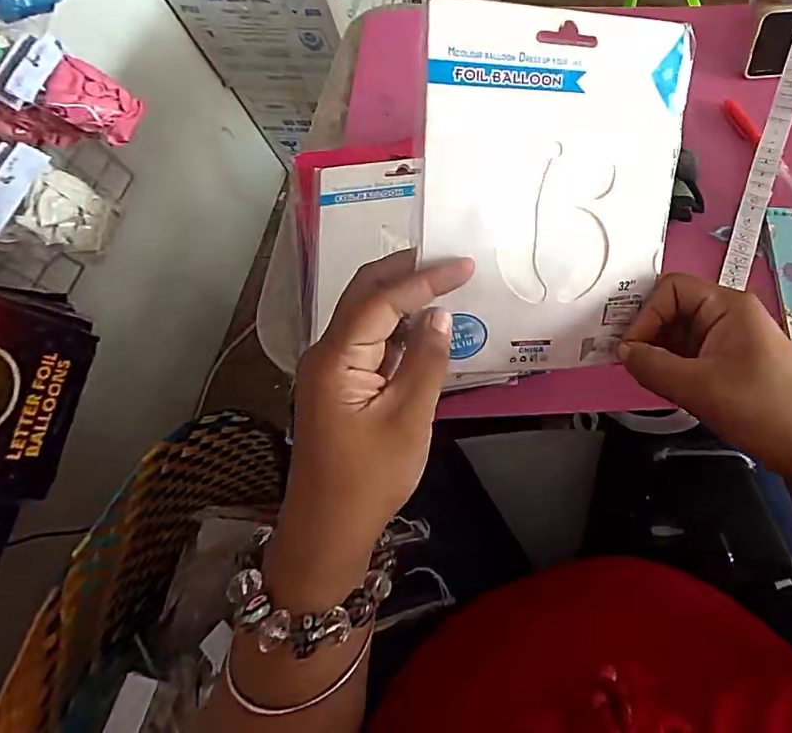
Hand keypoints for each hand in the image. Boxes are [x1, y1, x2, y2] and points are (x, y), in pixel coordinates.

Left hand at [283, 250, 473, 559]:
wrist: (328, 533)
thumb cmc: (368, 480)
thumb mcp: (408, 419)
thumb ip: (427, 361)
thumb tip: (441, 315)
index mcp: (335, 359)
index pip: (382, 301)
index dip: (425, 279)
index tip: (464, 265)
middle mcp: (327, 353)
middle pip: (365, 293)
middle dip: (406, 270)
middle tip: (449, 257)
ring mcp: (333, 368)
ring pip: (369, 314)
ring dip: (404, 294)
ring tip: (445, 280)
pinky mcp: (344, 382)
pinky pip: (374, 339)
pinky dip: (401, 324)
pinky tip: (428, 321)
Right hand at [618, 273, 791, 551]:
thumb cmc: (764, 409)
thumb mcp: (699, 388)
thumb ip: (653, 367)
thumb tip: (623, 352)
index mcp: (728, 305)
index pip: (672, 289)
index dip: (646, 314)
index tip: (630, 349)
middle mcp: (731, 316)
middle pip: (676, 310)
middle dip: (651, 335)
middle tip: (631, 365)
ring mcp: (735, 341)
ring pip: (684, 337)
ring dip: (663, 356)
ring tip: (651, 382)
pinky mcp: (737, 366)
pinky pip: (696, 357)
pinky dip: (678, 370)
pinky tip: (672, 391)